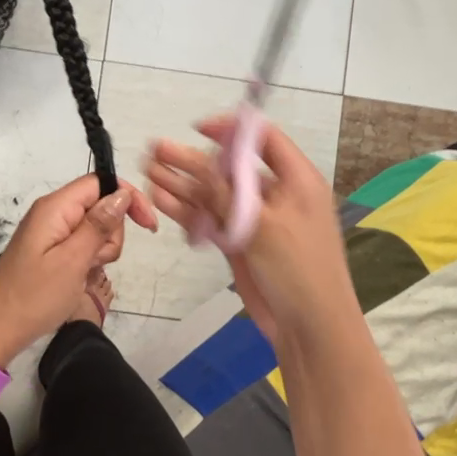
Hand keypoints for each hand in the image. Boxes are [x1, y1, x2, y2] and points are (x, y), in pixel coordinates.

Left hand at [0, 175, 157, 366]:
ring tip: (84, 273)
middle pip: (100, 206)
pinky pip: (81, 246)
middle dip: (110, 234)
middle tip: (95, 261)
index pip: (99, 183)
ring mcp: (50, 233)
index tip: (148, 226)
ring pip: (94, 229)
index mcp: (54, 208)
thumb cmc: (35, 295)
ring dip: (100, 251)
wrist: (0, 327)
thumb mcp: (73, 260)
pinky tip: (79, 279)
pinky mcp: (51, 251)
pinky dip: (88, 261)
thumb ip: (98, 225)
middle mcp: (52, 214)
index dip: (127, 197)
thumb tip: (121, 193)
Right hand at [144, 118, 353, 340]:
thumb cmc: (300, 270)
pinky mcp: (237, 243)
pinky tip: (160, 199)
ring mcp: (253, 220)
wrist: (308, 326)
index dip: (231, 130)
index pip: (263, 140)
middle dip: (192, 159)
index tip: (195, 129)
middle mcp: (273, 195)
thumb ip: (226, 194)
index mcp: (296, 181)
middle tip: (155, 151)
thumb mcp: (263, 226)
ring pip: (213, 195)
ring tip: (148, 172)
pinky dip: (185, 211)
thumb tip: (198, 161)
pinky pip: (208, 219)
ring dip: (182, 184)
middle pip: (228, 168)